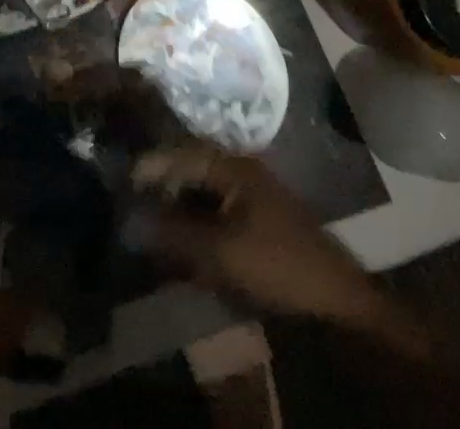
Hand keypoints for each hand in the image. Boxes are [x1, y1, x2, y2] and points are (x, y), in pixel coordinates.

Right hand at [134, 145, 427, 356]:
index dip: (149, 166)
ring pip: (200, 194)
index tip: (122, 184)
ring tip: (151, 228)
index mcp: (235, 168)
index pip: (180, 153)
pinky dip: (194, 225)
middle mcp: (242, 174)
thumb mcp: (217, 251)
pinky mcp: (257, 224)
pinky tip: (179, 246)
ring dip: (175, 208)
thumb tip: (127, 220)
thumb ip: (169, 232)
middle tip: (132, 207)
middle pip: (189, 170)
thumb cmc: (277, 266)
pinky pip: (215, 214)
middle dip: (160, 187)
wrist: (337, 305)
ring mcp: (252, 198)